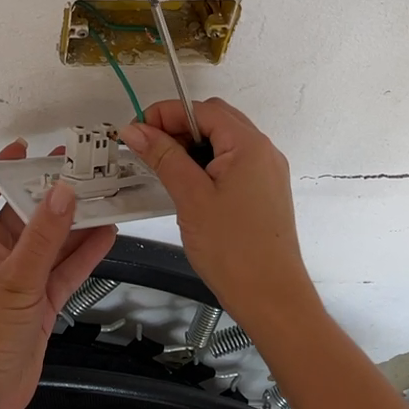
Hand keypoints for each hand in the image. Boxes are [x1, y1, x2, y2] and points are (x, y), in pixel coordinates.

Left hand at [0, 139, 117, 408]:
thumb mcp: (15, 279)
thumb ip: (43, 236)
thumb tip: (62, 191)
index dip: (0, 170)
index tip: (24, 149)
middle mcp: (1, 257)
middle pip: (27, 214)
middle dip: (50, 191)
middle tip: (79, 167)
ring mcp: (23, 281)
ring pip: (53, 241)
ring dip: (75, 221)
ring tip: (103, 194)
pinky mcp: (42, 305)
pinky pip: (66, 270)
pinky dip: (85, 253)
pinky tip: (107, 234)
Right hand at [117, 99, 312, 324]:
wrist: (272, 299)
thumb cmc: (234, 250)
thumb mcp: (190, 197)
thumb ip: (162, 156)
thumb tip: (136, 130)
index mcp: (249, 145)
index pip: (201, 110)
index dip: (166, 114)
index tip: (138, 130)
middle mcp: (262, 152)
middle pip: (214, 119)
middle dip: (178, 127)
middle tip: (149, 147)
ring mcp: (266, 172)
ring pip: (222, 141)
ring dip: (191, 146)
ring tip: (164, 167)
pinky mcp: (263, 192)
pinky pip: (232, 162)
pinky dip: (206, 163)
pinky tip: (186, 184)